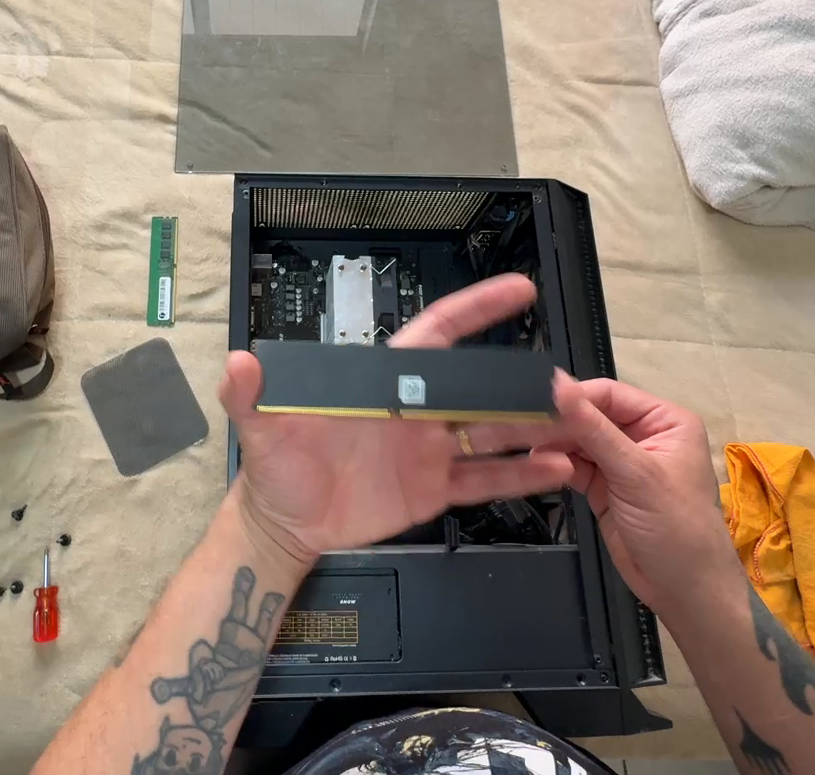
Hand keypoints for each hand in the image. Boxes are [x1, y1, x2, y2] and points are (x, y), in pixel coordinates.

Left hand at [220, 274, 575, 563]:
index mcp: (381, 383)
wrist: (286, 524)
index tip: (516, 290)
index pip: (436, 336)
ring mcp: (427, 449)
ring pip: (491, 431)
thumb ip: (250, 393)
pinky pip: (483, 479)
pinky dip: (518, 474)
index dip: (475, 310)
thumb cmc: (276, 469)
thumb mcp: (261, 428)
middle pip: (477, 386)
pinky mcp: (432, 488)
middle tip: (564, 381)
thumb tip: (238, 362)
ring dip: (531, 425)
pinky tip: (553, 469)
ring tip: (576, 423)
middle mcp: (412, 410)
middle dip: (520, 380)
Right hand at [550, 375, 743, 617]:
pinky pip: (573, 463)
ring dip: (554, 444)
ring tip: (526, 446)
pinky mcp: (603, 485)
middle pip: (590, 414)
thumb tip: (558, 382)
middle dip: (560, 422)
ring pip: (577, 439)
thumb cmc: (676, 528)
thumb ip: (593, 428)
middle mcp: (642, 434)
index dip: (575, 397)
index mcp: (664, 421)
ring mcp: (620, 461)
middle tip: (523, 426)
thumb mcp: (635, 473)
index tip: (536, 402)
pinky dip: (556, 464)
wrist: (685, 594)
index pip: (610, 394)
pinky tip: (537, 464)